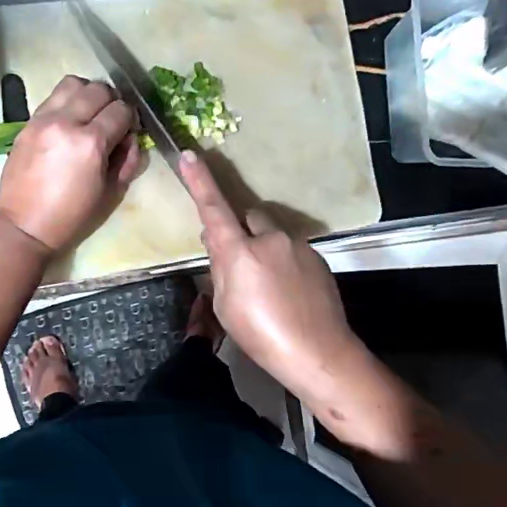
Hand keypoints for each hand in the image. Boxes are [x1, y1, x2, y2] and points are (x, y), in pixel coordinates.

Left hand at [0, 76, 145, 255]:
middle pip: (99, 89)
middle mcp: (66, 122)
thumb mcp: (111, 194)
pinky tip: (68, 123)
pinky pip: (53, 97)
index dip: (130, 120)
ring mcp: (43, 119)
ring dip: (87, 94)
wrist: (24, 226)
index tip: (128, 133)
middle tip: (110, 122)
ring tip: (88, 115)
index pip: (121, 110)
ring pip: (74, 83)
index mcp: (91, 143)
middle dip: (111, 103)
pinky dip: (67, 102)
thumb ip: (128, 160)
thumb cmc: (72, 217)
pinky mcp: (28, 123)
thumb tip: (131, 138)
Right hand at [181, 151, 366, 398]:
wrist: (317, 351)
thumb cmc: (260, 335)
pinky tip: (289, 294)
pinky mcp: (317, 258)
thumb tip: (218, 244)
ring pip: (272, 236)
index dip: (199, 182)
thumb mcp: (225, 306)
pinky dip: (285, 264)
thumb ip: (221, 269)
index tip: (189, 155)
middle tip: (240, 268)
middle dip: (242, 234)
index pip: (213, 209)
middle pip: (249, 219)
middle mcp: (270, 239)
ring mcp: (298, 246)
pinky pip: (292, 251)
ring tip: (269, 289)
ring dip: (265, 250)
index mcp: (240, 252)